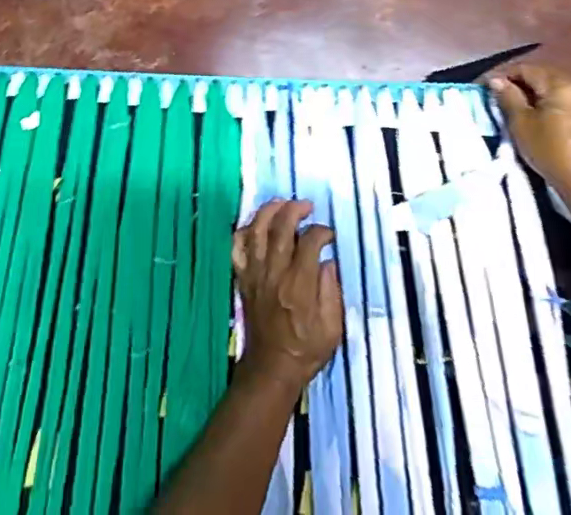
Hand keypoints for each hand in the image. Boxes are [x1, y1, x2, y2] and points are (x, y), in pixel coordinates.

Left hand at [232, 199, 342, 390]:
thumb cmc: (306, 349)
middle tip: (307, 205)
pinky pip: (237, 246)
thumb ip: (332, 291)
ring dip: (269, 211)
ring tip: (282, 202)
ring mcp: (255, 273)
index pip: (309, 242)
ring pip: (257, 230)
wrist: (272, 367)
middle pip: (281, 228)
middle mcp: (275, 273)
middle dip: (295, 210)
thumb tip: (328, 262)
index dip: (321, 231)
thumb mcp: (333, 327)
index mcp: (299, 284)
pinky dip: (244, 230)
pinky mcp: (242, 278)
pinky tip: (255, 224)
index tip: (330, 234)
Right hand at [487, 66, 570, 206]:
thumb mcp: (521, 123)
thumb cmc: (549, 150)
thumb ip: (508, 97)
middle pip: (543, 77)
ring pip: (555, 89)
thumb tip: (496, 80)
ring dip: (535, 94)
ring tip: (516, 108)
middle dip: (520, 84)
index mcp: (562, 85)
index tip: (485, 87)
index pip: (526, 69)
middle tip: (498, 97)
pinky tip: (538, 117)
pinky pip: (566, 101)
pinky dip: (549, 104)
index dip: (503, 75)